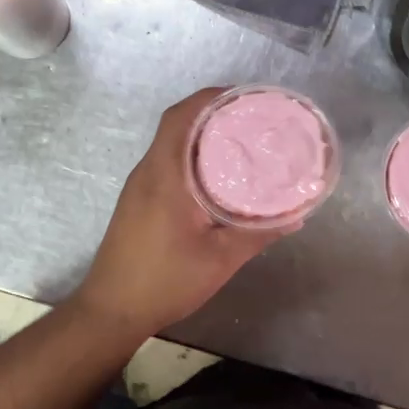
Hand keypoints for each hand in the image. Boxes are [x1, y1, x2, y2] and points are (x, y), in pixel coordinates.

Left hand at [72, 88, 290, 338]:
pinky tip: (219, 176)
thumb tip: (296, 216)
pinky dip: (193, 157)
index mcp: (165, 175)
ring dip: (202, 136)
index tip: (244, 97)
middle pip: (178, 125)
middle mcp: (149, 171)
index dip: (210, 98)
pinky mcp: (139, 201)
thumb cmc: (164, 280)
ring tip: (242, 141)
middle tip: (253, 119)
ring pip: (172, 144)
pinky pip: (168, 164)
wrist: (111, 311)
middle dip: (213, 113)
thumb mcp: (220, 259)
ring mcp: (140, 186)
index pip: (181, 116)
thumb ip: (258, 234)